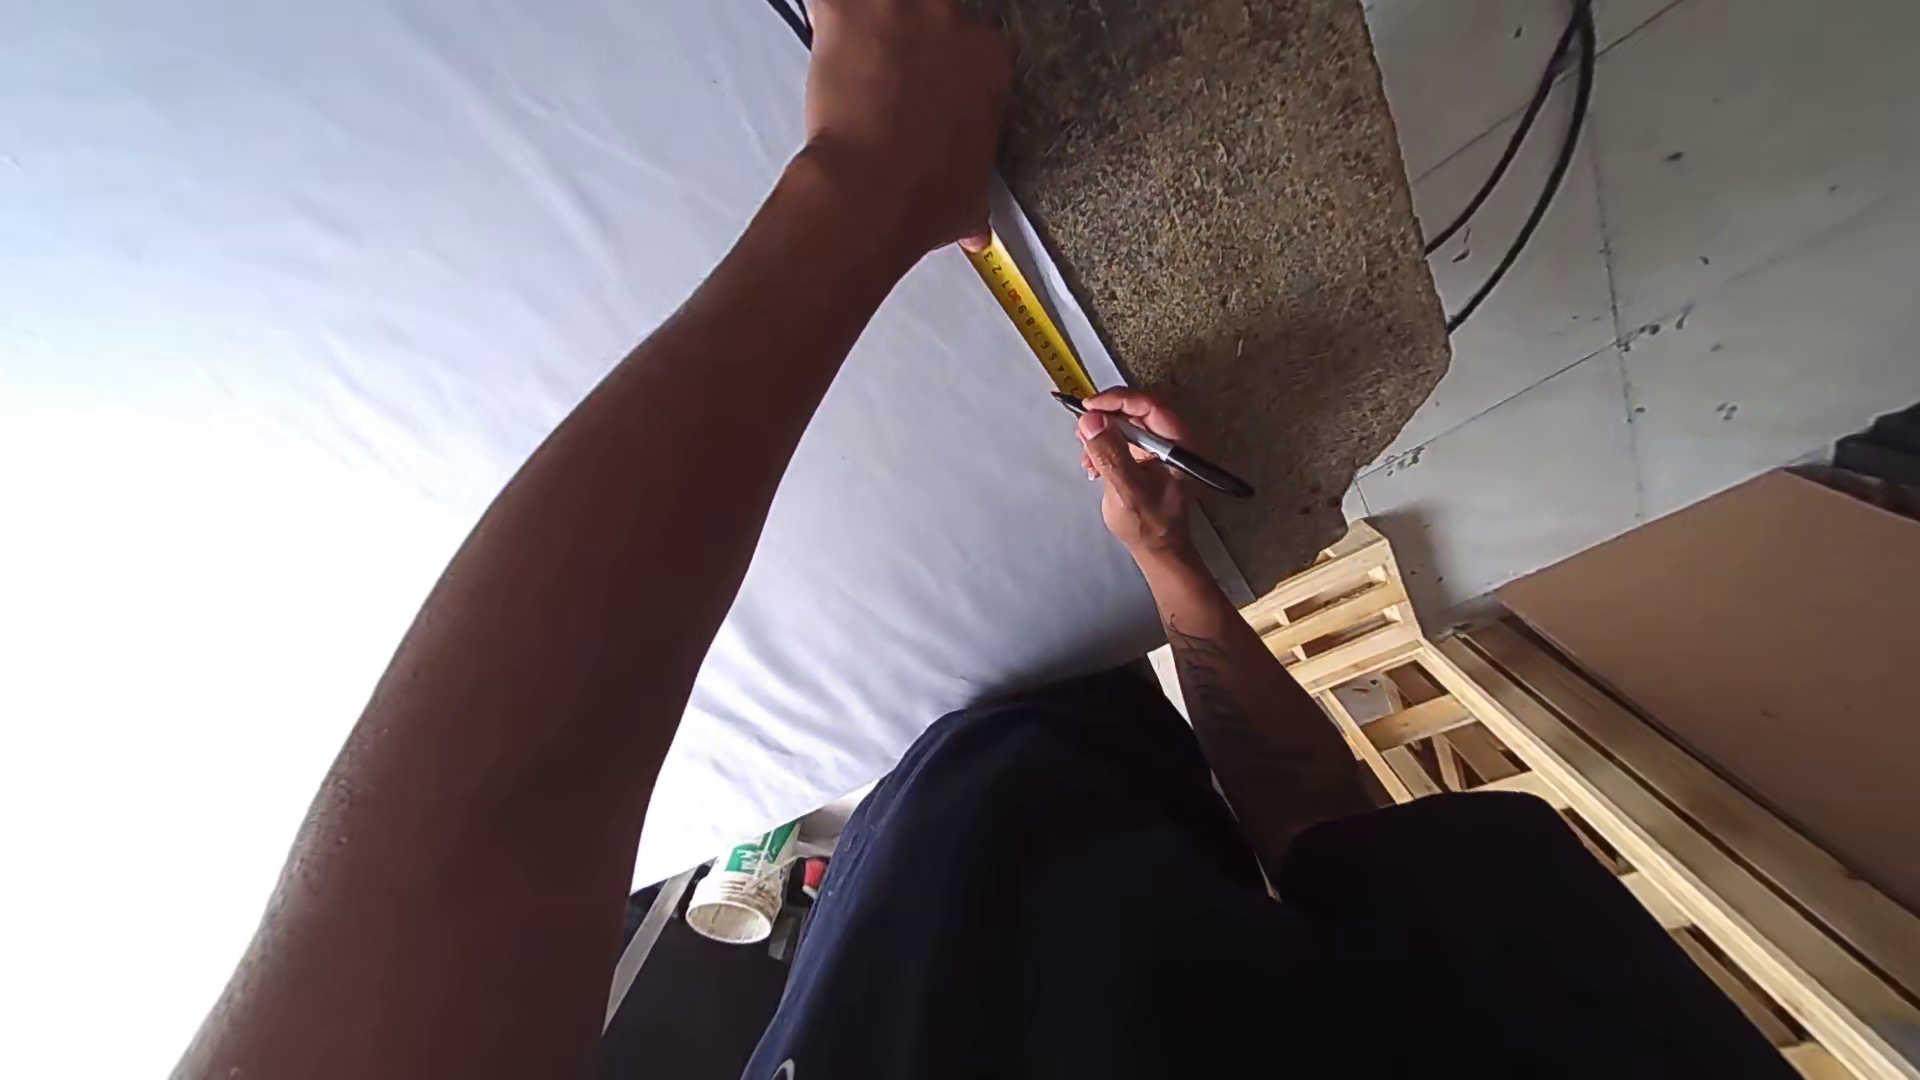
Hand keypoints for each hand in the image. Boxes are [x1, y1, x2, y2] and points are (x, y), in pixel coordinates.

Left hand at [800, 0, 1013, 254]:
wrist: (874, 197)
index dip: (954, 68)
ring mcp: (895, 8)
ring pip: (880, 1)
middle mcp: (948, 20)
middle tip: (895, 77)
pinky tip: (824, 53)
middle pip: (932, 9)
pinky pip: (827, 2)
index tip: (938, 90)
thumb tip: (975, 229)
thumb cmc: (923, 199)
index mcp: (988, 64)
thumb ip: (975, 197)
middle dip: (913, 37)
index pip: (979, 45)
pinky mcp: (844, 9)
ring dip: (869, 23)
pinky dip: (823, 22)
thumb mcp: (970, 203)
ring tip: (858, 64)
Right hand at [1076, 388, 1198, 559]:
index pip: (1148, 405)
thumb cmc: (1151, 525)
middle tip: (1084, 426)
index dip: (1117, 401)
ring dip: (1103, 434)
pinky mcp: (1148, 457)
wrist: (1158, 548)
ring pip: (1128, 424)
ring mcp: (1160, 449)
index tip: (1090, 406)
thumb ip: (1110, 454)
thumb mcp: (1126, 490)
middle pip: (1137, 411)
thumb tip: (1092, 421)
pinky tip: (1093, 464)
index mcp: (1179, 443)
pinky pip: (1125, 439)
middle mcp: (1173, 440)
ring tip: (1086, 452)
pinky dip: (1106, 446)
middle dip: (1106, 417)